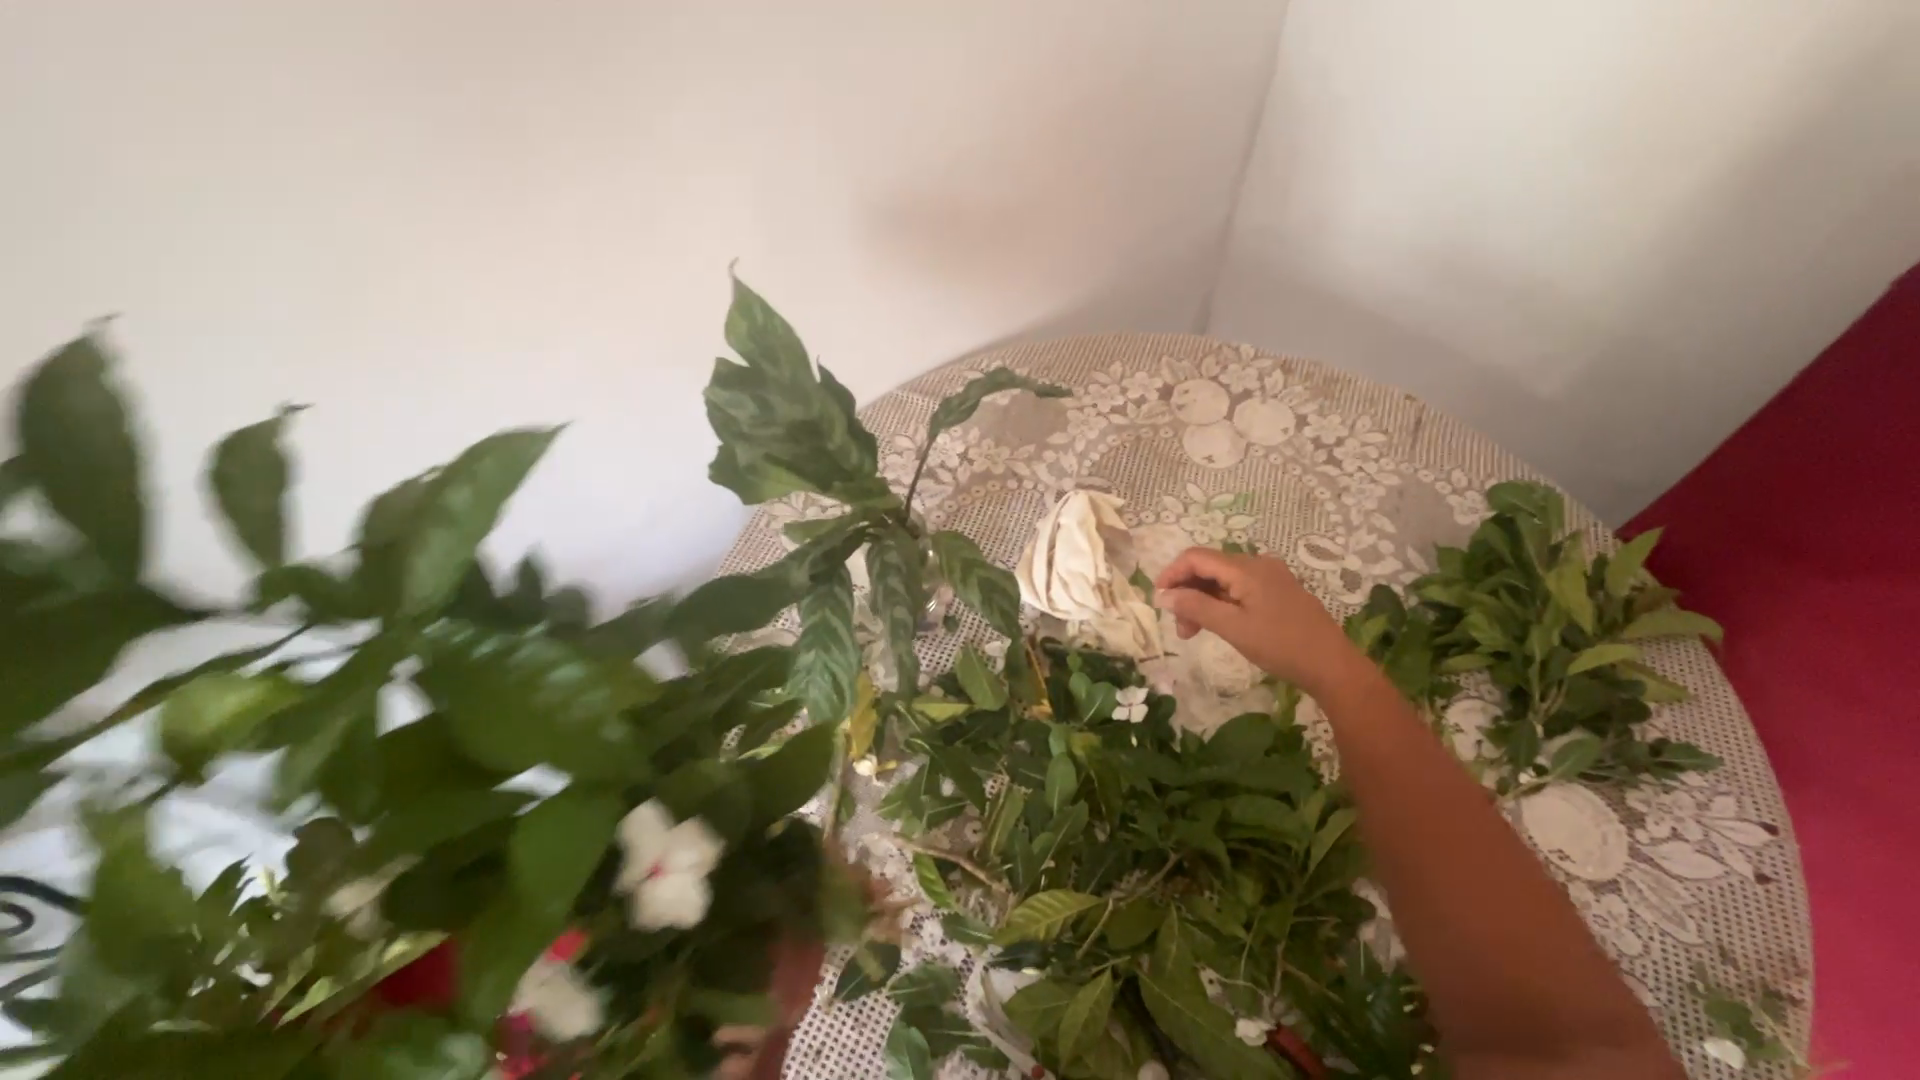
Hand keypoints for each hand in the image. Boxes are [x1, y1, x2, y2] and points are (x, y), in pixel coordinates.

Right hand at [1153, 547, 1364, 694]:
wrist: (1332, 665)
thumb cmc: (1281, 646)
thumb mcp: (1233, 628)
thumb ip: (1196, 607)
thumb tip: (1164, 595)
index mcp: (1246, 568)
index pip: (1196, 557)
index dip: (1172, 574)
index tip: (1158, 600)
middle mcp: (1258, 564)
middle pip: (1209, 567)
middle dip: (1187, 592)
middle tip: (1179, 627)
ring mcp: (1271, 577)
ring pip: (1223, 580)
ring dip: (1203, 601)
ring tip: (1194, 632)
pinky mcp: (1279, 592)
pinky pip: (1240, 588)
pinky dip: (1222, 603)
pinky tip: (1219, 625)